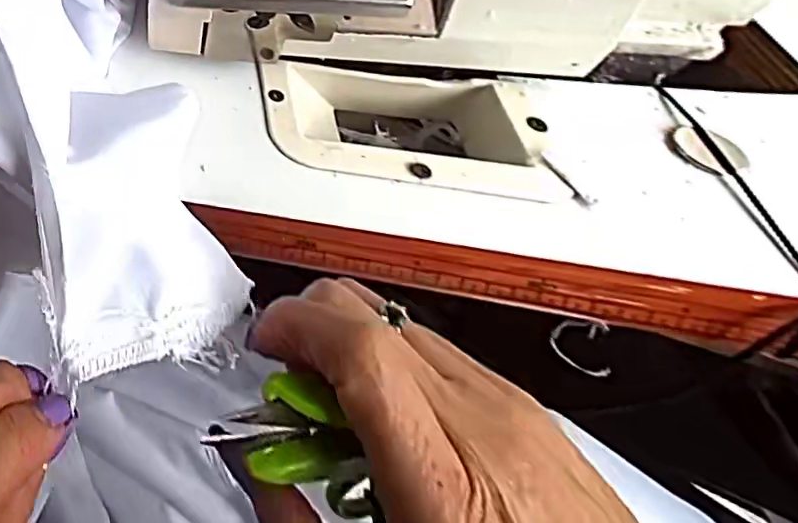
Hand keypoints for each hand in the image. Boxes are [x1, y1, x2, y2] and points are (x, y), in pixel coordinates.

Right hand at [246, 279, 634, 522]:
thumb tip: (263, 474)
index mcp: (451, 486)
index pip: (359, 347)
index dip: (296, 324)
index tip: (267, 343)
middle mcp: (489, 427)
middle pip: (370, 312)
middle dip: (307, 323)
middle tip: (288, 375)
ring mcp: (517, 412)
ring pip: (399, 320)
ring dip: (347, 341)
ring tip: (339, 406)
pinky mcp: (533, 412)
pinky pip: (439, 350)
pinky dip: (391, 359)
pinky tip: (391, 418)